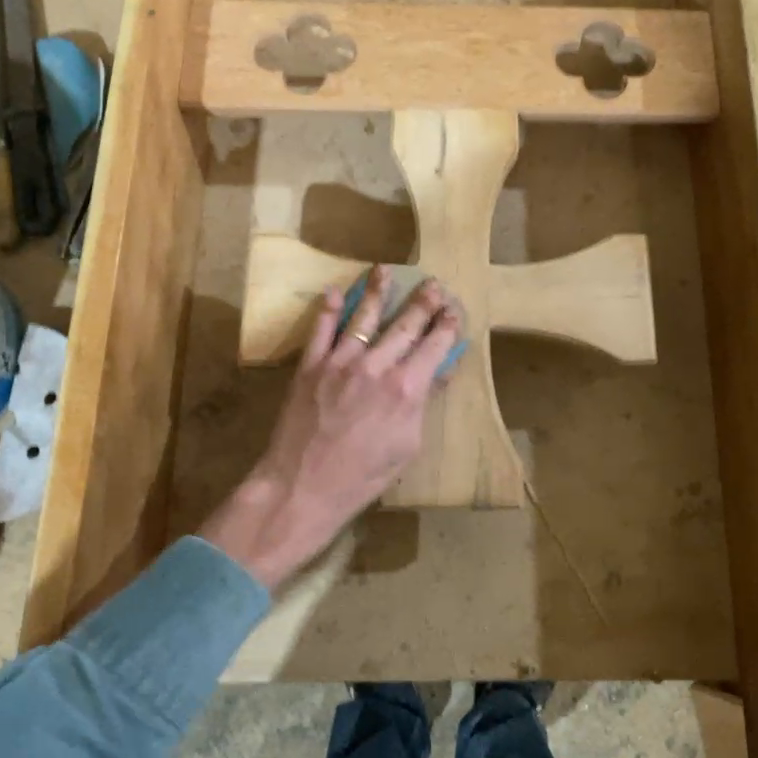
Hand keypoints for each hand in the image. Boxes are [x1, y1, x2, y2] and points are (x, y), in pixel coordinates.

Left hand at [198, 266, 462, 588]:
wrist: (302, 487)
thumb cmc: (363, 477)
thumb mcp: (407, 447)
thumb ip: (422, 405)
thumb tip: (437, 375)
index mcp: (407, 388)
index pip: (434, 346)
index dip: (447, 326)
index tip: (454, 311)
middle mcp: (377, 366)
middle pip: (405, 324)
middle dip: (423, 302)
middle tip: (433, 284)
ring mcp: (340, 362)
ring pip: (363, 317)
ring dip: (377, 292)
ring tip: (385, 270)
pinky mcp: (310, 366)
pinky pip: (320, 330)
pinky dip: (327, 309)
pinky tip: (333, 292)